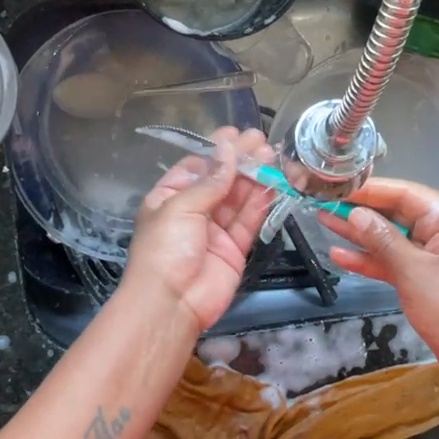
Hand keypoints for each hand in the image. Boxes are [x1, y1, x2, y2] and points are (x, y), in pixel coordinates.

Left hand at [122, 127, 277, 331]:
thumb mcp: (180, 207)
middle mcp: (193, 211)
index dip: (217, 151)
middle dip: (241, 161)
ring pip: (239, 199)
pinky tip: (274, 184)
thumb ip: (210, 181)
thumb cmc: (164, 250)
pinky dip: (262, 203)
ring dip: (256, 178)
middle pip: (221, 181)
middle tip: (263, 141)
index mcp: (169, 197)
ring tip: (274, 157)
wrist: (171, 304)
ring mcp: (215, 230)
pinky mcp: (235, 248)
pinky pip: (250, 221)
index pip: (196, 167)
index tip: (237, 134)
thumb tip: (229, 149)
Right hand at [317, 177, 438, 371]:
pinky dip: (372, 259)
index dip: (369, 189)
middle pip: (398, 213)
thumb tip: (355, 213)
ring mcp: (438, 254)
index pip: (406, 194)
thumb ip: (383, 240)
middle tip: (324, 200)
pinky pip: (397, 260)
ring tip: (324, 220)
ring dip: (361, 234)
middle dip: (361, 211)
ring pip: (393, 237)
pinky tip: (341, 255)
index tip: (337, 184)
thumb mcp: (414, 272)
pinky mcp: (429, 276)